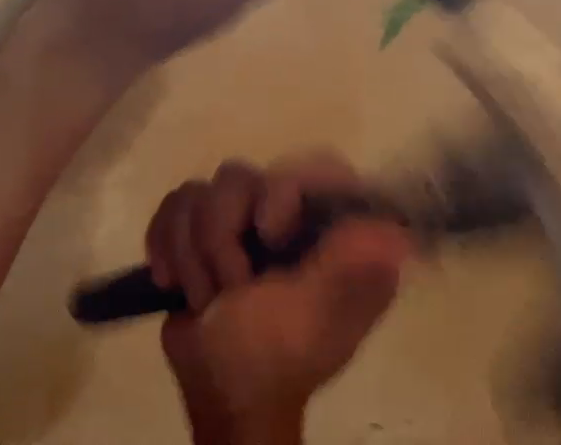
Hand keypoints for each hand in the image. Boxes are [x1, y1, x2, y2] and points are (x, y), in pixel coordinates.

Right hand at [147, 156, 413, 439]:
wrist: (214, 386)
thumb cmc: (269, 355)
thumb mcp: (311, 314)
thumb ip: (345, 266)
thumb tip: (396, 230)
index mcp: (332, 241)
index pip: (320, 173)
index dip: (286, 189)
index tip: (268, 233)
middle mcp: (289, 223)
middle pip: (241, 178)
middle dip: (220, 234)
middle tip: (230, 282)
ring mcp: (240, 225)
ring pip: (198, 192)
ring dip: (189, 249)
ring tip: (202, 295)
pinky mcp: (199, 232)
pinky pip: (171, 206)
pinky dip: (164, 243)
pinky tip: (170, 279)